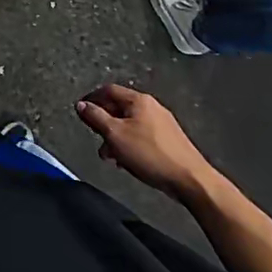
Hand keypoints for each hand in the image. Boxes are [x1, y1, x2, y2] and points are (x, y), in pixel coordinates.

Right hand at [74, 84, 215, 200]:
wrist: (191, 181)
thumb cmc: (150, 154)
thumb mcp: (114, 134)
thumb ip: (95, 117)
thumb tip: (81, 105)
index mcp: (139, 101)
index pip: (108, 90)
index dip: (91, 99)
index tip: (80, 112)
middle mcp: (152, 107)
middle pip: (119, 108)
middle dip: (103, 122)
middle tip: (94, 136)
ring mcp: (163, 124)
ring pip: (129, 124)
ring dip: (115, 137)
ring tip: (109, 155)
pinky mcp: (170, 140)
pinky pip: (142, 136)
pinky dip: (129, 144)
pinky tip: (127, 160)